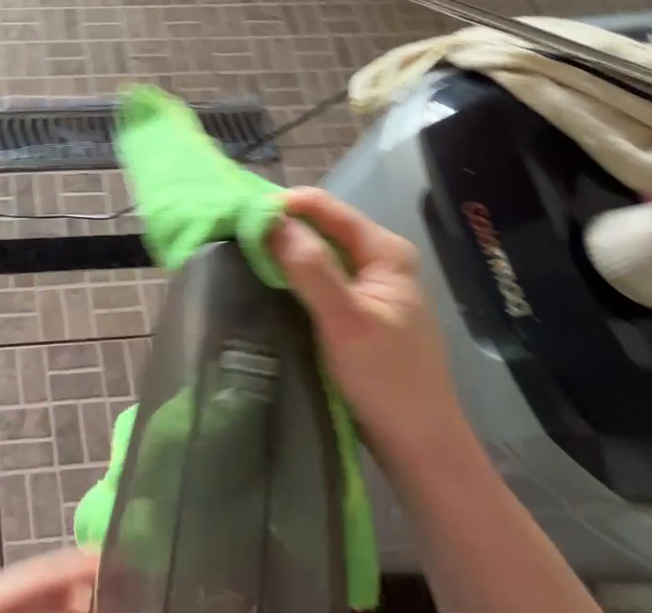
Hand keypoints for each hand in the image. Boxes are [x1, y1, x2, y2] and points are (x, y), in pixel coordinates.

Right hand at [267, 187, 468, 468]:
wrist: (418, 444)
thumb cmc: (386, 380)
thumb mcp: (345, 320)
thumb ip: (310, 267)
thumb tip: (268, 220)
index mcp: (385, 250)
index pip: (323, 206)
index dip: (280, 208)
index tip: (239, 222)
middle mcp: (379, 258)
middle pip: (319, 225)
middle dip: (278, 228)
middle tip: (233, 240)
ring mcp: (368, 284)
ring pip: (315, 251)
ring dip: (281, 252)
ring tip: (241, 258)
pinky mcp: (356, 307)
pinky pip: (317, 276)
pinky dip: (290, 275)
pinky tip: (265, 284)